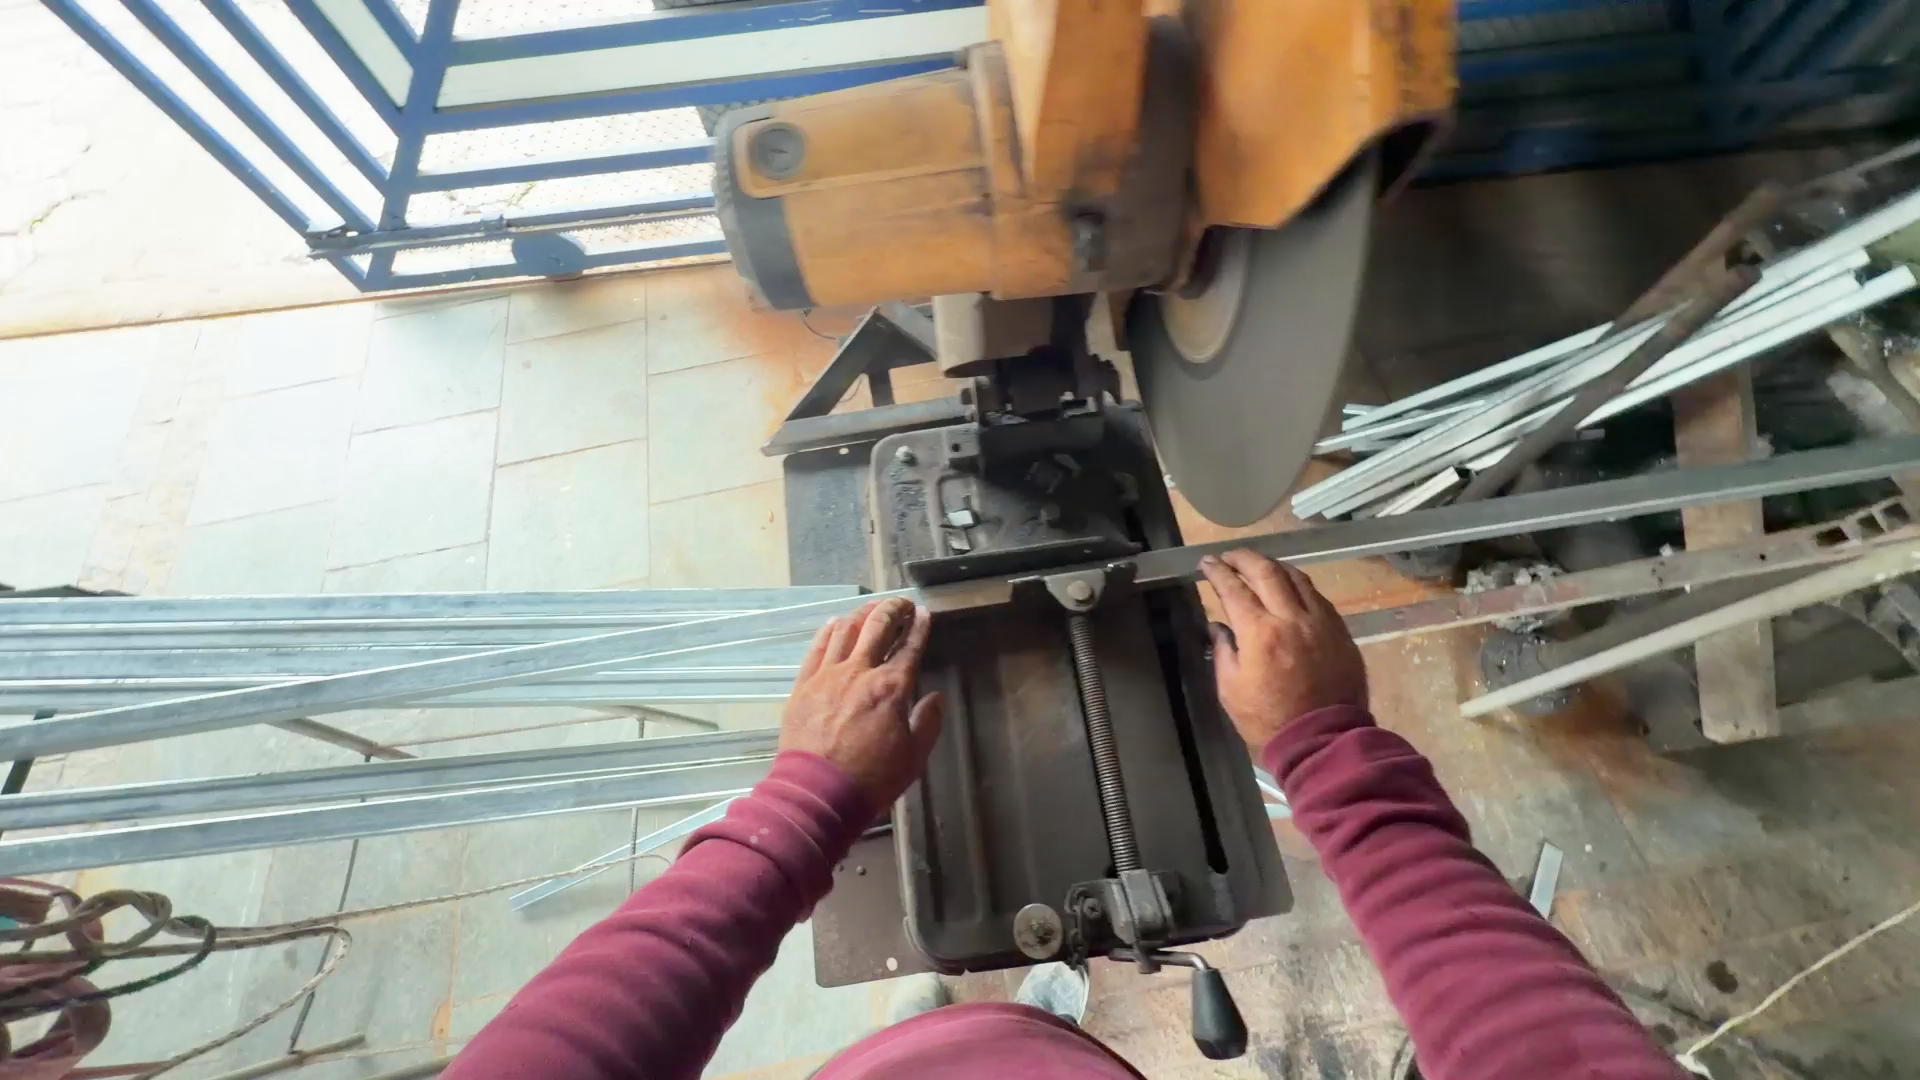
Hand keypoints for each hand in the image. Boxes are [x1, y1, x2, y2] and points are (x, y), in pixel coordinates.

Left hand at [779, 597, 944, 809]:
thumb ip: (927, 722)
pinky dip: (830, 630)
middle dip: (893, 609)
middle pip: (878, 626)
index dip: (920, 626)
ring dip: (862, 614)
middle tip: (902, 603)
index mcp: (891, 687)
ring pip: (846, 630)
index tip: (925, 613)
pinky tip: (836, 623)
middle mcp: (860, 671)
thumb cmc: (870, 779)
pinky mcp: (804, 684)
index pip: (910, 646)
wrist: (815, 795)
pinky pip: (818, 647)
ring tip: (872, 609)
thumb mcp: (913, 757)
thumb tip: (934, 697)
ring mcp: (828, 675)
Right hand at [1199, 550, 1366, 750]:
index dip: (1217, 571)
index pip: (1234, 589)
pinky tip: (1289, 588)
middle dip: (1244, 558)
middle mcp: (1292, 618)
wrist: (1324, 741)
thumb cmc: (1267, 719)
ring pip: (1297, 578)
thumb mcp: (1230, 688)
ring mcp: (1321, 623)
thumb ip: (1223, 650)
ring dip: (1273, 565)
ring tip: (1258, 565)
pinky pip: (1317, 596)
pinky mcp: (1340, 632)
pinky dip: (1298, 584)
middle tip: (1229, 556)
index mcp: (1260, 633)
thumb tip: (1219, 626)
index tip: (1206, 563)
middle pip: (1267, 571)